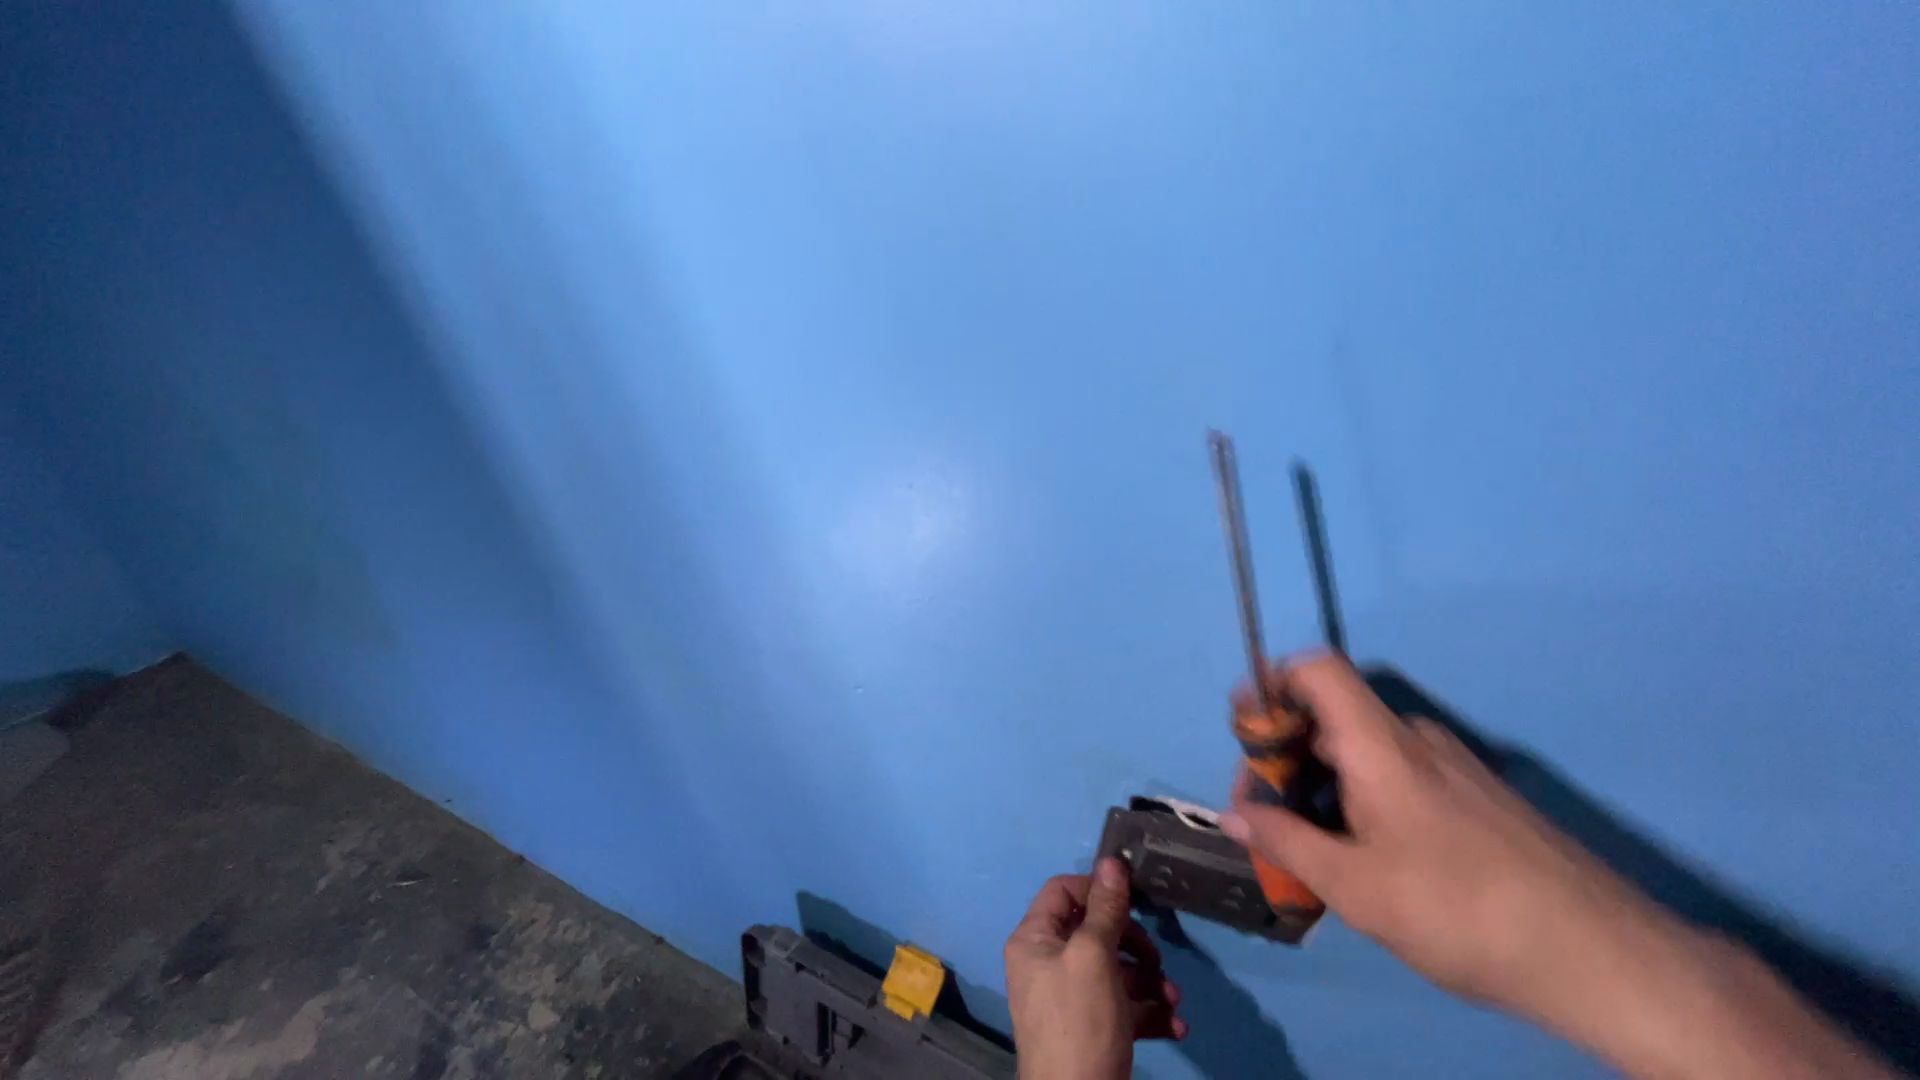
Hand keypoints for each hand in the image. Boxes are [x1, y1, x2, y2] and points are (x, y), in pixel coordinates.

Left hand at [1005, 858, 1186, 1079]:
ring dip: (1150, 981)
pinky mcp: (1092, 1030)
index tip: (1131, 901)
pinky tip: (1175, 1025)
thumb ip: (1105, 909)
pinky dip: (1149, 1012)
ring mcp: (1069, 1000)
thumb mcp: (1094, 956)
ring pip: (1115, 971)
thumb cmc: (1080, 1022)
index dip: (1097, 889)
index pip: (1062, 891)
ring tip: (1173, 998)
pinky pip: (1123, 1007)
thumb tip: (1112, 860)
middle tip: (1156, 958)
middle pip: (1094, 931)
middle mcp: (1046, 964)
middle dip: (1133, 943)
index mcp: (1034, 940)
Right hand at [1219, 653, 1666, 1021]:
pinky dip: (1357, 801)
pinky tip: (1362, 860)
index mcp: (1380, 745)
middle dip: (1281, 757)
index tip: (1244, 736)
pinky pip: (1395, 776)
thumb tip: (1231, 814)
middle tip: (1264, 818)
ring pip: (1360, 752)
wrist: (1603, 957)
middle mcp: (1414, 740)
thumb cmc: (1460, 910)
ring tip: (1307, 851)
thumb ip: (1284, 842)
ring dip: (1318, 787)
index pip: (1316, 669)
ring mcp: (1450, 767)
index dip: (1270, 684)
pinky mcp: (1473, 797)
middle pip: (1328, 716)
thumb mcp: (1353, 887)